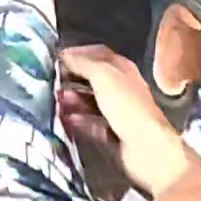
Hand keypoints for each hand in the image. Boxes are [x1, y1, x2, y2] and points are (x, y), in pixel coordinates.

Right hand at [58, 46, 196, 196]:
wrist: (146, 147)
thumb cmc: (126, 104)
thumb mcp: (103, 76)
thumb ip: (84, 64)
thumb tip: (66, 55)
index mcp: (122, 67)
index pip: (98, 53)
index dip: (79, 53)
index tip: (59, 57)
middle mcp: (121, 86)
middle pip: (94, 77)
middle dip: (74, 77)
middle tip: (54, 81)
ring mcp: (118, 111)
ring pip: (92, 101)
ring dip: (74, 99)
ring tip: (57, 100)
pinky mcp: (115, 134)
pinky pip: (93, 123)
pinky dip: (80, 120)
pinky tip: (66, 120)